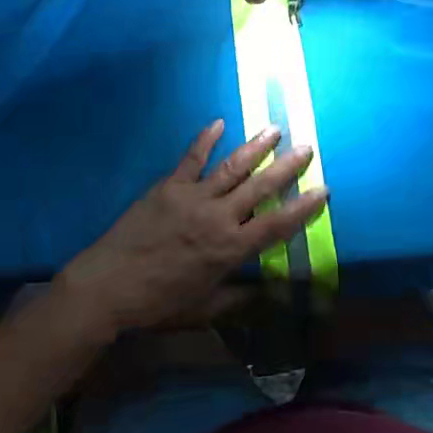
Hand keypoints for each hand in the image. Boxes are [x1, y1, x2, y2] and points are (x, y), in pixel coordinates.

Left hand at [57, 120, 327, 332]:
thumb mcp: (205, 309)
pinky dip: (203, 141)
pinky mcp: (167, 187)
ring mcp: (191, 197)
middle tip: (307, 147)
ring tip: (274, 129)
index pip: (276, 224)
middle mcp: (217, 217)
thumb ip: (239, 299)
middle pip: (260, 187)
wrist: (109, 285)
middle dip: (286, 167)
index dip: (302, 208)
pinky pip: (190, 160)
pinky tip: (217, 123)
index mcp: (230, 249)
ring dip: (254, 148)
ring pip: (231, 168)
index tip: (323, 189)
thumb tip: (270, 293)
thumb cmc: (159, 302)